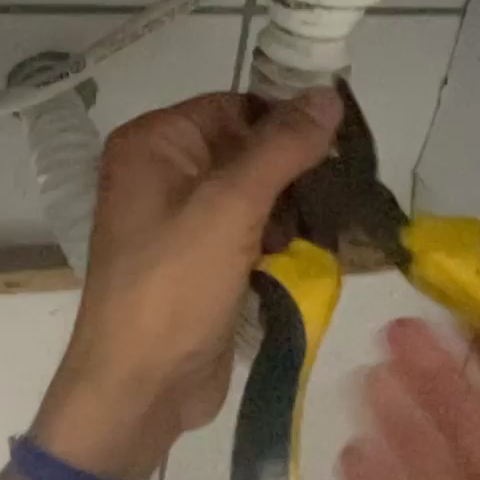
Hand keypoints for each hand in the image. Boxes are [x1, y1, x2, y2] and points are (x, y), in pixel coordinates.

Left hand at [28, 88, 342, 479]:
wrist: (139, 386)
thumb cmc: (174, 284)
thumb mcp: (229, 206)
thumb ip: (281, 147)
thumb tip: (327, 93)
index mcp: (153, 142)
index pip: (232, 107)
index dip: (284, 122)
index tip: (340, 143)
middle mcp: (161, 170)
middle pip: (244, 148)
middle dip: (289, 174)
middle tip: (335, 195)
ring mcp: (178, 216)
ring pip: (252, 191)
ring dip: (287, 210)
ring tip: (315, 231)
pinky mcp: (198, 256)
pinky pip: (246, 229)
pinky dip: (274, 239)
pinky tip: (295, 257)